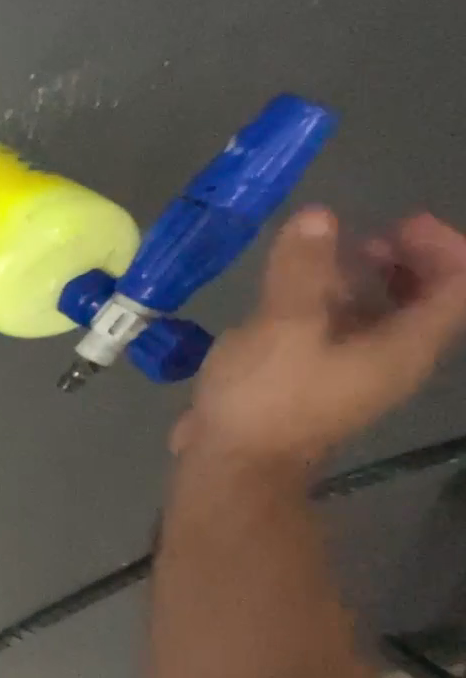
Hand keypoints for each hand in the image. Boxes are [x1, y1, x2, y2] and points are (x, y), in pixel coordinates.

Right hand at [172, 207, 465, 467]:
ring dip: (362, 284)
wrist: (235, 461)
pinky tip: (284, 306)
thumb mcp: (281, 326)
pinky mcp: (312, 385)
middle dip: (405, 262)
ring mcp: (352, 375)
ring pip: (379, 318)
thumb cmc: (268, 394)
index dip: (442, 247)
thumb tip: (317, 216)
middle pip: (424, 301)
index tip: (398, 222)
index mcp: (405, 345)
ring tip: (320, 262)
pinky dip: (327, 310)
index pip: (458, 287)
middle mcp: (392, 359)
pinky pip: (338, 336)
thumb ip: (300, 271)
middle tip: (366, 235)